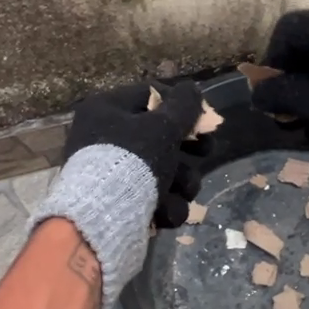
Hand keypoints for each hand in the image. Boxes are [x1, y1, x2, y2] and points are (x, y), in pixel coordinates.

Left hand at [59, 82, 207, 226]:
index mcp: (106, 109)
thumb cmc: (131, 161)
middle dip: (187, 151)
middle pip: (159, 136)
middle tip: (206, 153)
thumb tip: (191, 89)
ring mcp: (110, 173)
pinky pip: (151, 196)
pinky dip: (163, 205)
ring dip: (181, 182)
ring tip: (183, 191)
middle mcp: (104, 137)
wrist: (102, 220)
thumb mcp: (163, 126)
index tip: (204, 119)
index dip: (182, 106)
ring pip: (161, 170)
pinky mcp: (118, 204)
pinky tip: (164, 212)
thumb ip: (184, 105)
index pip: (150, 94)